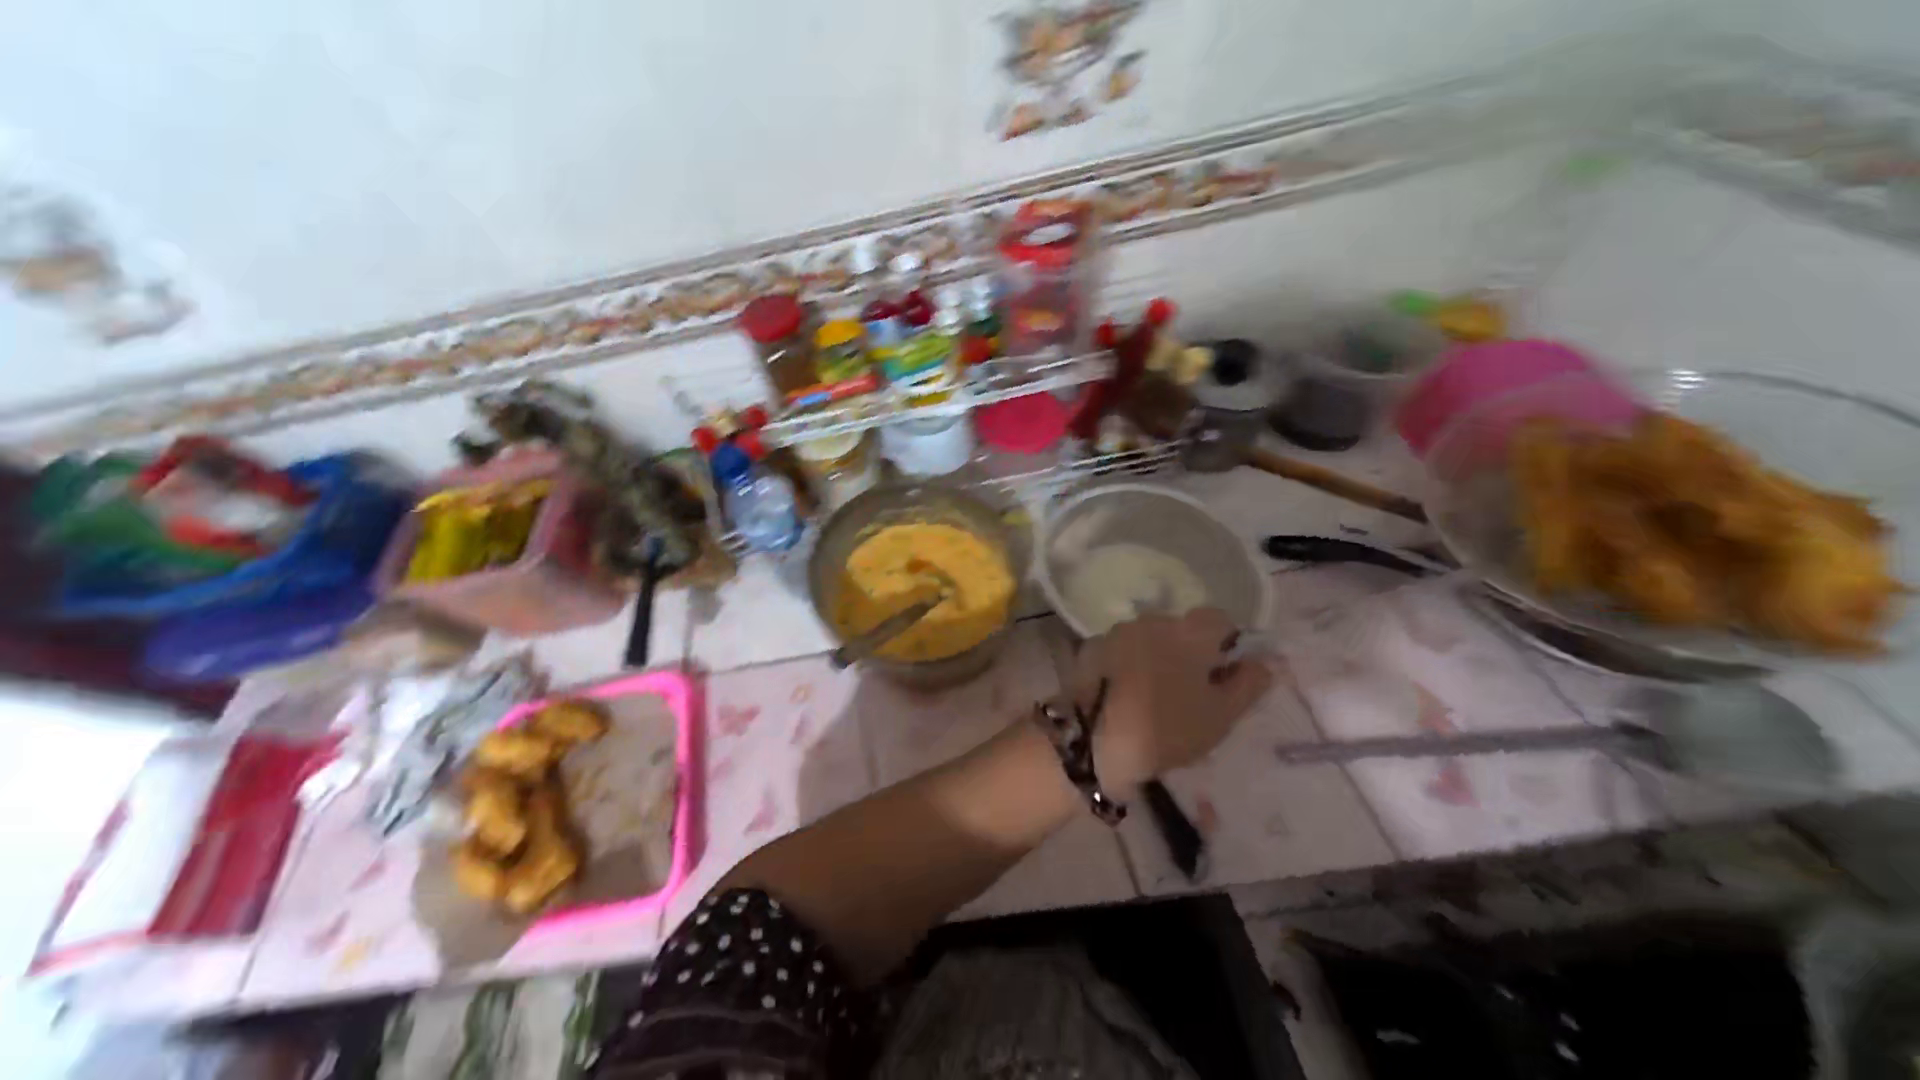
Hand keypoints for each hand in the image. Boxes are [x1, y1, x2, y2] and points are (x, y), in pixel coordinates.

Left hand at [1069, 608, 1275, 791]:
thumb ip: (1248, 684)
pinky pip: (1122, 651)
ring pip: (1150, 639)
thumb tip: (1262, 661)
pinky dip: (1128, 665)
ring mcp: (1118, 632)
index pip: (1219, 619)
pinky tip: (1125, 695)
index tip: (1223, 676)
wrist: (1092, 740)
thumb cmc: (1167, 728)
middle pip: (1181, 629)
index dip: (1226, 644)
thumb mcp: (1221, 715)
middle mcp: (1153, 620)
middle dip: (1190, 652)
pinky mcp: (1091, 649)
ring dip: (1157, 657)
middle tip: (1190, 693)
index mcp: (1189, 631)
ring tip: (1154, 698)